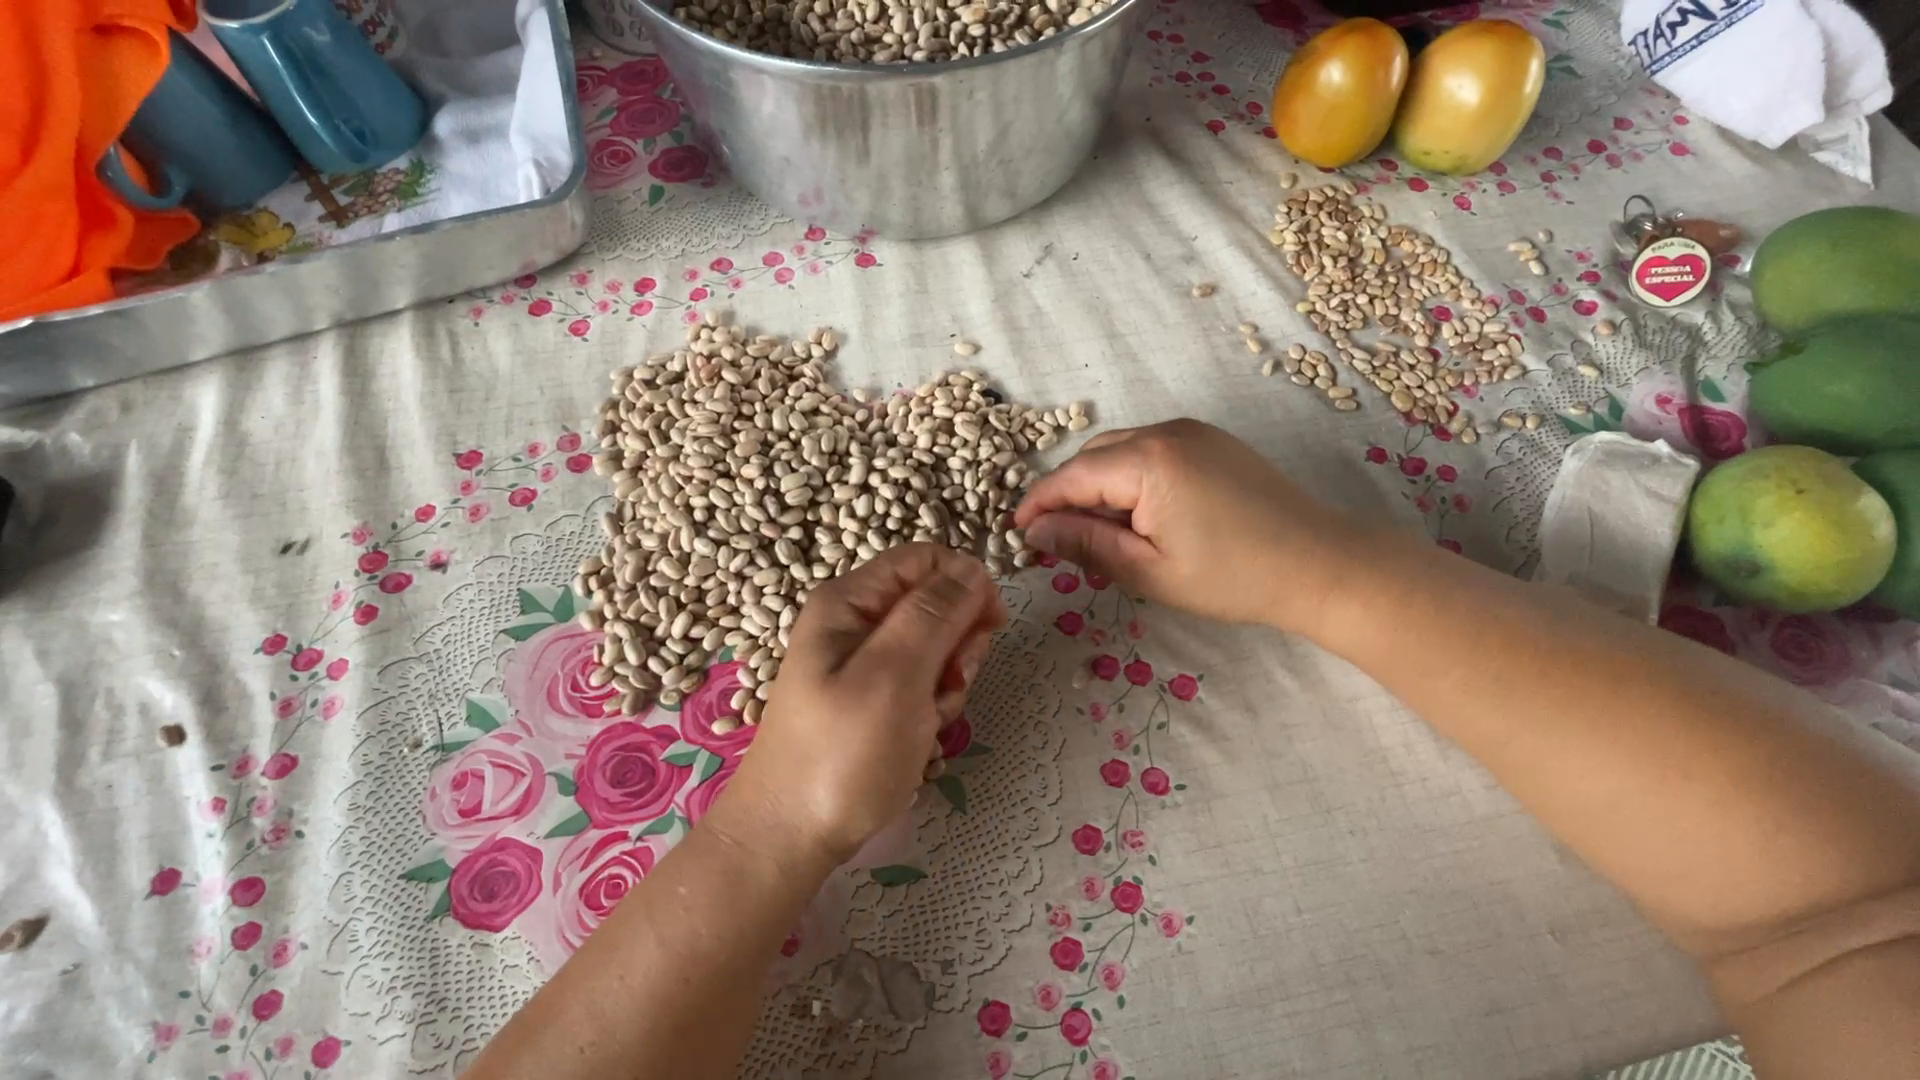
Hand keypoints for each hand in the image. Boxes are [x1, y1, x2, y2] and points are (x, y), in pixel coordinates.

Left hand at [703, 544, 1005, 870]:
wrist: (791, 836)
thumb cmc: (841, 755)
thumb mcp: (892, 676)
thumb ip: (934, 615)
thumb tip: (973, 568)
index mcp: (849, 601)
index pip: (925, 559)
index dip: (965, 583)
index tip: (989, 625)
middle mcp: (856, 622)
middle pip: (935, 602)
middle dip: (959, 639)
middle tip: (951, 682)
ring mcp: (864, 663)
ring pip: (937, 646)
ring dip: (949, 678)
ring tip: (930, 718)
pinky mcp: (874, 698)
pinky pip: (923, 682)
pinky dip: (933, 704)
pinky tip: (921, 735)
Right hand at [1014, 419, 1369, 632]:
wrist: (1322, 564)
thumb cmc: (1233, 577)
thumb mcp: (1149, 571)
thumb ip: (1085, 545)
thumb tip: (1035, 531)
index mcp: (1149, 461)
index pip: (1072, 476)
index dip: (1038, 504)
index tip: (1015, 534)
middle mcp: (1166, 432)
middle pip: (1093, 458)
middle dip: (1066, 496)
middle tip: (1055, 543)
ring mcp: (1192, 432)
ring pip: (1119, 452)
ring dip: (1097, 488)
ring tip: (1095, 537)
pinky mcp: (1210, 442)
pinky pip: (1149, 452)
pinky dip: (1128, 480)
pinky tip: (1134, 518)